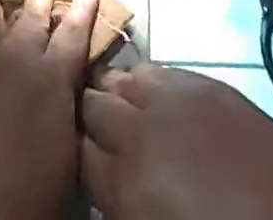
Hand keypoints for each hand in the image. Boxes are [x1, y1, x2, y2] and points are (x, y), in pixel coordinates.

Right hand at [81, 64, 272, 219]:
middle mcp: (136, 133)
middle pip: (88, 105)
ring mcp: (168, 102)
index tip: (82, 154)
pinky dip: (146, 83)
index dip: (75, 148)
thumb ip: (122, 201)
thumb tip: (102, 177)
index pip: (74, 148)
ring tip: (124, 111)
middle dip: (88, 116)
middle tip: (100, 133)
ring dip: (115, 94)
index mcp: (125, 185)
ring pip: (115, 78)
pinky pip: (153, 70)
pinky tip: (155, 101)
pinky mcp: (199, 83)